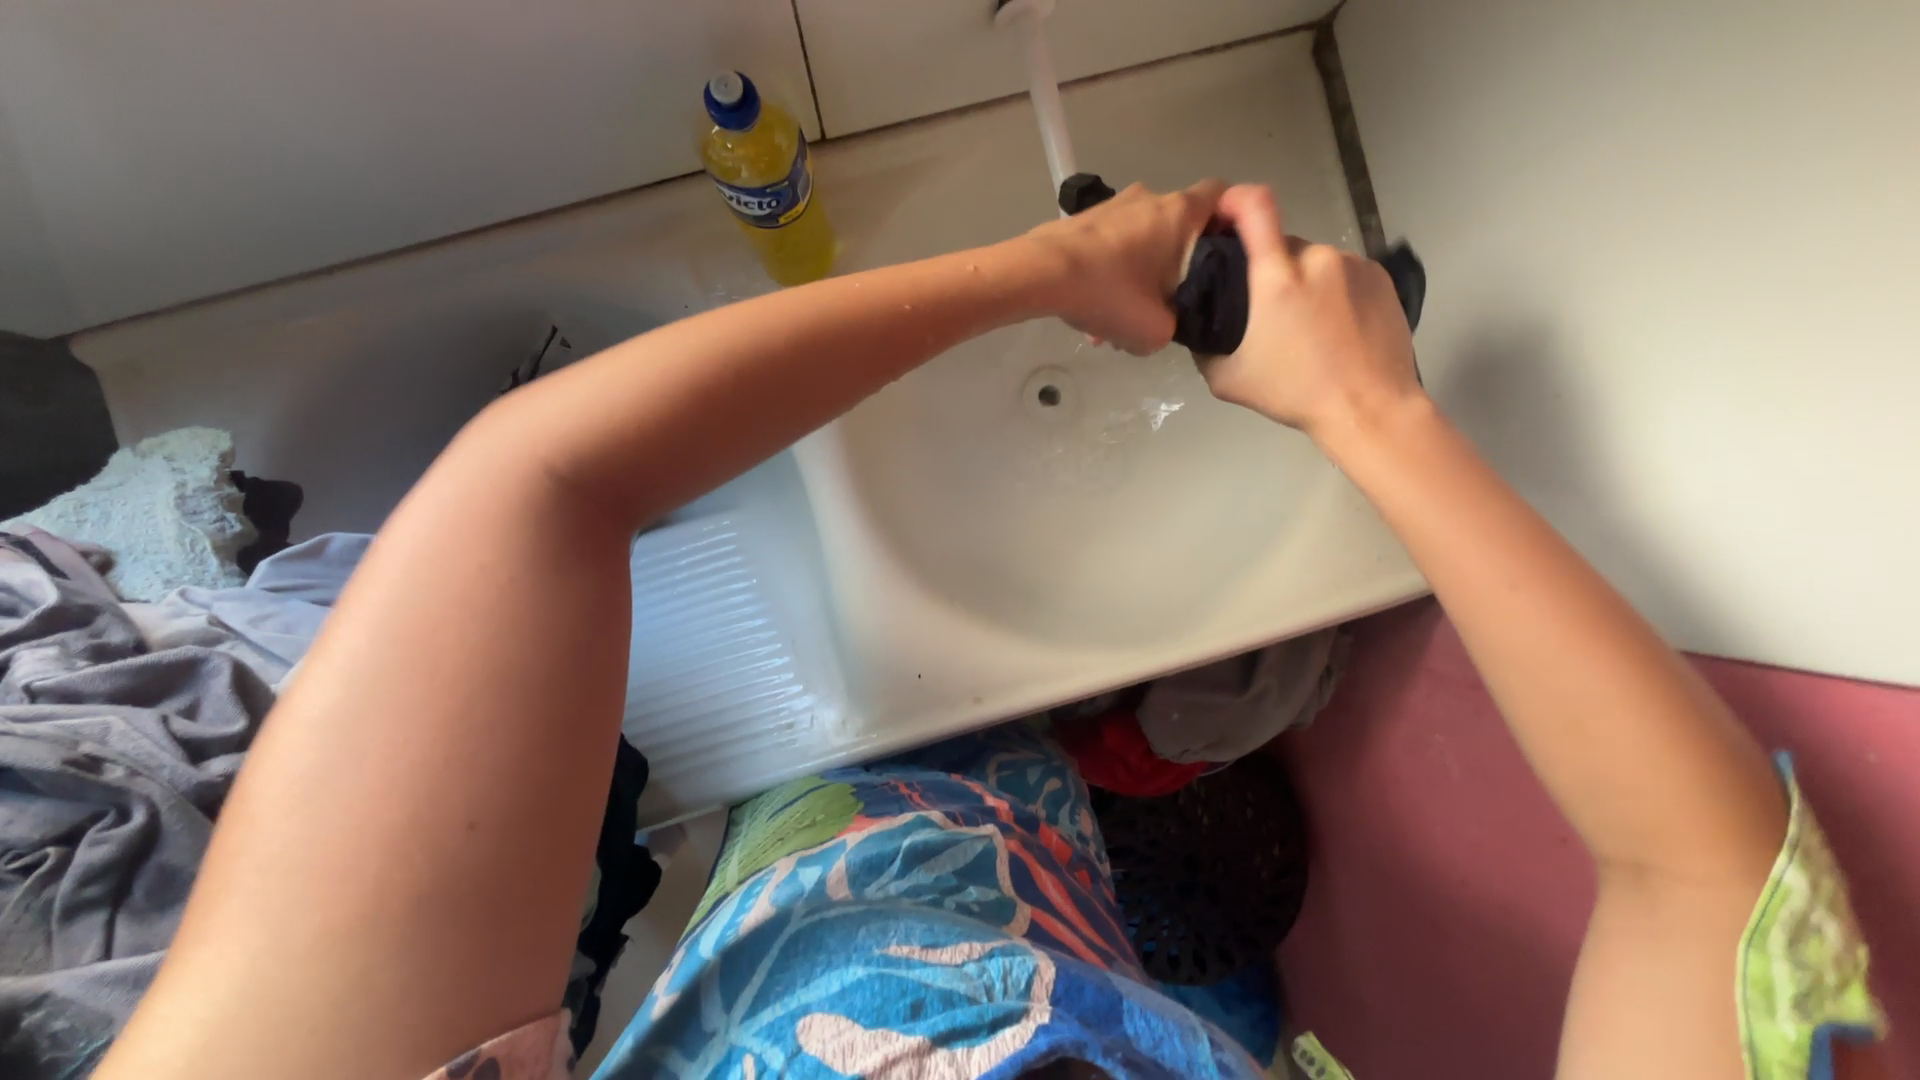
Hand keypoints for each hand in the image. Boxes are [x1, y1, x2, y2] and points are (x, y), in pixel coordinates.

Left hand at [1023, 179, 1224, 354]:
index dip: (1232, 221)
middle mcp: (1149, 197)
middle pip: (1178, 227)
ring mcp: (1112, 205)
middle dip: (1175, 264)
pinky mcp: (1082, 219)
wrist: (1040, 274)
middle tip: (1167, 301)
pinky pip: (1109, 247)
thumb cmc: (1110, 293)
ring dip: (1135, 278)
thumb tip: (1166, 323)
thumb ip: (1176, 325)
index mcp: (1180, 213)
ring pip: (1139, 242)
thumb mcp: (1157, 331)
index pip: (1224, 197)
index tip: (1227, 253)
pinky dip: (1108, 275)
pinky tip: (1091, 313)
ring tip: (1117, 321)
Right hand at [1197, 185, 1423, 439]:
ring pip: (1315, 261)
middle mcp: (1316, 259)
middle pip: (1283, 246)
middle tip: (1269, 311)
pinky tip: (1336, 327)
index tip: (1224, 212)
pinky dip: (1333, 291)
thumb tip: (1200, 329)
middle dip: (1270, 269)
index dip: (1235, 200)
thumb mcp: (1229, 380)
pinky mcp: (1381, 277)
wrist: (1370, 408)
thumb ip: (1206, 347)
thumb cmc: (1295, 394)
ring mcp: (1353, 265)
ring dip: (1304, 282)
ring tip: (1308, 325)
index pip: (1256, 208)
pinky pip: (1344, 273)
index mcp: (1276, 279)